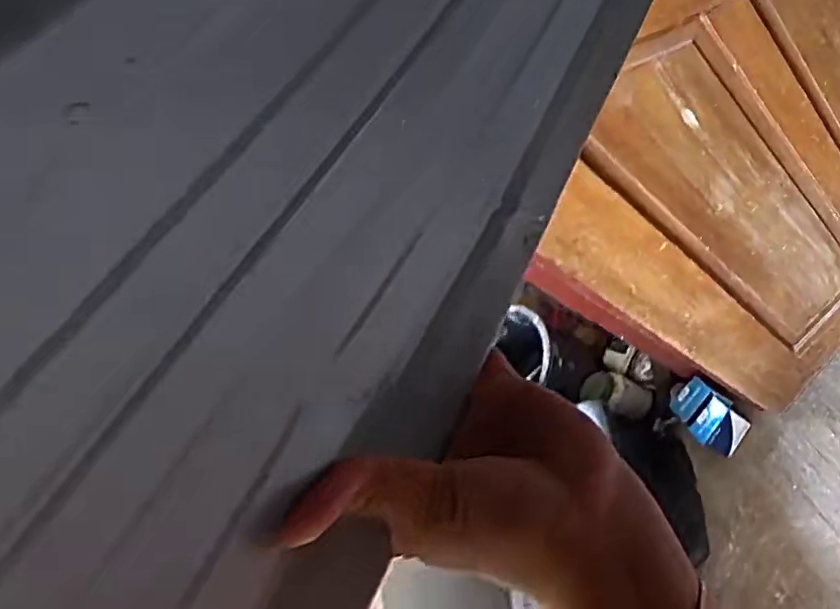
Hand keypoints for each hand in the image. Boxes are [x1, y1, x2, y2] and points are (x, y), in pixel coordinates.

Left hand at [276, 352, 700, 608]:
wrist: (585, 503)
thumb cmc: (506, 529)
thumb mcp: (432, 513)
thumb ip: (377, 493)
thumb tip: (293, 519)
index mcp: (385, 499)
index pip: (333, 467)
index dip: (301, 449)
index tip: (254, 421)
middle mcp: (417, 455)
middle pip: (375, 417)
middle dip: (348, 393)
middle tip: (299, 351)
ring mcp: (461, 419)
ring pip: (422, 382)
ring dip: (406, 360)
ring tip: (363, 320)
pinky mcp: (500, 389)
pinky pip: (478, 357)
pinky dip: (467, 335)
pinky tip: (445, 311)